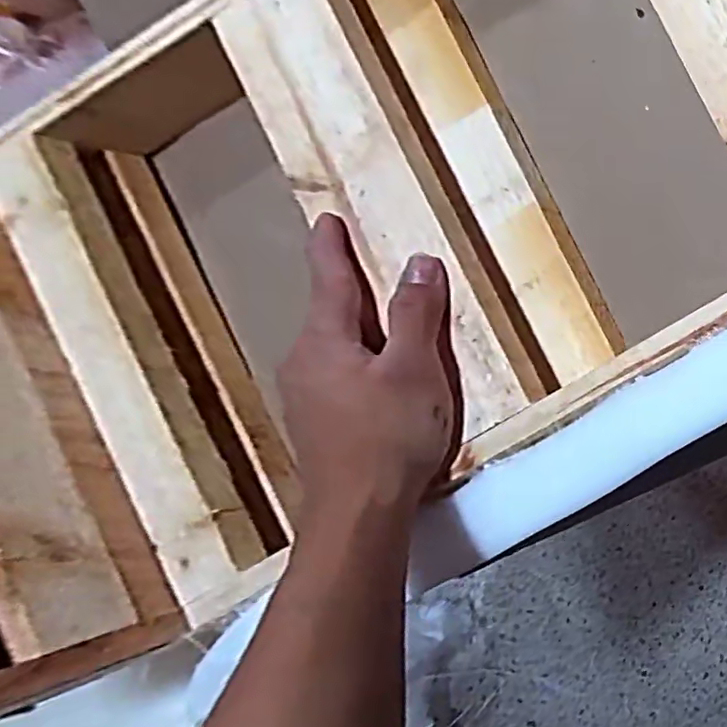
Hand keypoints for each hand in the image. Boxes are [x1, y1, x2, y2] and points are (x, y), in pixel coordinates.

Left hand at [278, 214, 462, 518]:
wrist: (360, 506)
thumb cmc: (391, 431)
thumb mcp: (416, 368)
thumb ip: (417, 315)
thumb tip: (420, 263)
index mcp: (326, 342)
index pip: (330, 283)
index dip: (330, 250)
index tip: (324, 220)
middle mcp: (307, 362)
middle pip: (332, 314)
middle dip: (350, 288)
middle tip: (369, 265)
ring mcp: (311, 394)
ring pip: (338, 344)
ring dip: (363, 325)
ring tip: (389, 317)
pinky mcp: (325, 420)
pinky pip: (345, 370)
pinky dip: (367, 355)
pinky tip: (388, 370)